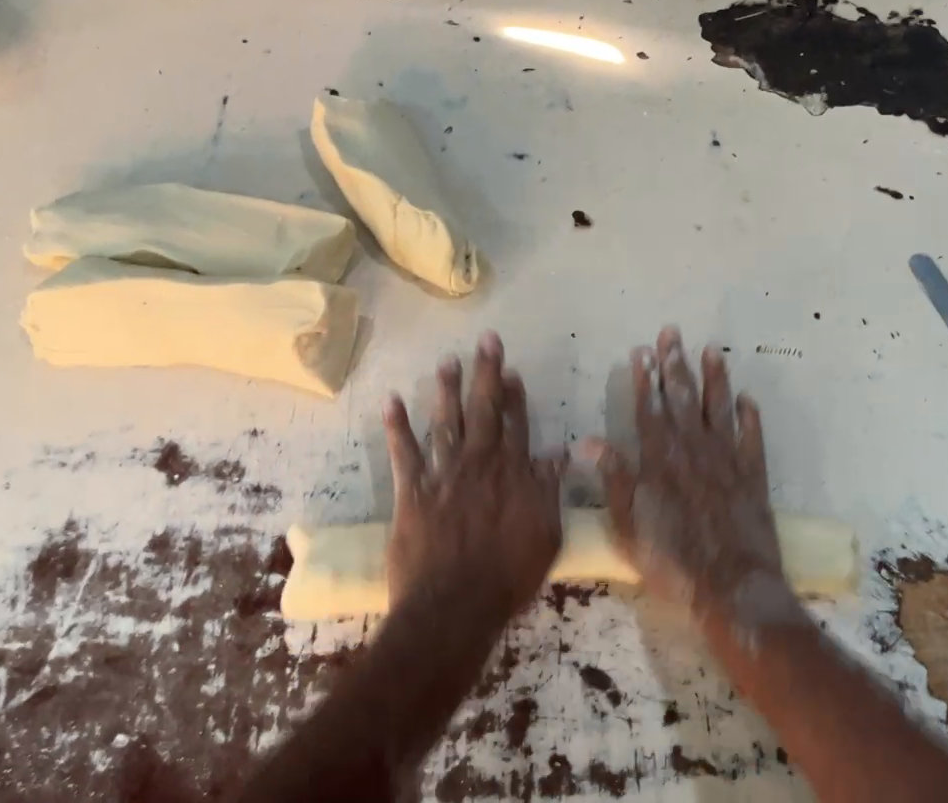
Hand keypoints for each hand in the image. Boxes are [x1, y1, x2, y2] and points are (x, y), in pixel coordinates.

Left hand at [383, 331, 564, 618]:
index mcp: (513, 475)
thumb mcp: (546, 536)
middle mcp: (479, 464)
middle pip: (485, 410)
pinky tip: (390, 400)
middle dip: (486, 373)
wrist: (454, 606)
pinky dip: (396, 426)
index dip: (516, 396)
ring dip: (446, 390)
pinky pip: (403, 453)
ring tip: (446, 360)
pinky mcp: (412, 492)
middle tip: (486, 340)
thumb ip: (549, 492)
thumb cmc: (507, 578)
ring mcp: (443, 475)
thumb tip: (557, 454)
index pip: (517, 425)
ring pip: (446, 422)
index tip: (513, 370)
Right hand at [585, 327, 800, 634]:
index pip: (650, 409)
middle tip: (673, 333)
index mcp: (660, 461)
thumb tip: (589, 440)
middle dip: (676, 365)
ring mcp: (727, 461)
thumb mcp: (628, 527)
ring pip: (719, 409)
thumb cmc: (672, 562)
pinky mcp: (754, 477)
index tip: (642, 350)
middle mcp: (693, 451)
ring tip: (713, 350)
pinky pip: (752, 439)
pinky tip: (747, 400)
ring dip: (715, 379)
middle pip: (683, 399)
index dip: (645, 379)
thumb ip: (613, 479)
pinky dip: (750, 417)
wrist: (732, 588)